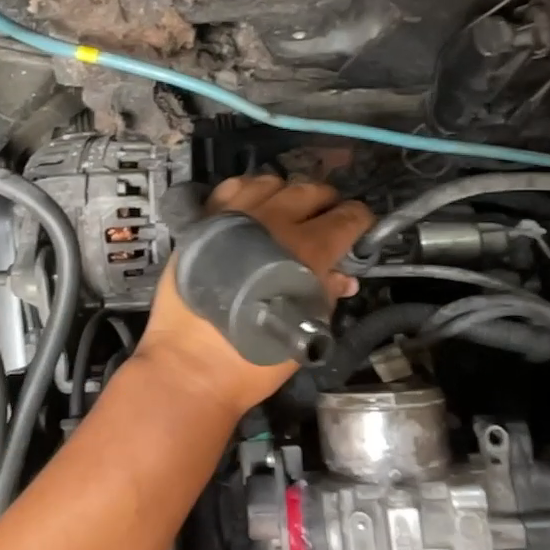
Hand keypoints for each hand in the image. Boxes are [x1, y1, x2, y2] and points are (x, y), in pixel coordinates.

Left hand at [131, 176, 371, 416]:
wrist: (189, 366)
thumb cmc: (253, 359)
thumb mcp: (306, 332)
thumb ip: (327, 295)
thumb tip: (342, 276)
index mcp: (306, 250)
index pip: (346, 217)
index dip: (359, 220)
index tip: (361, 227)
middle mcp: (273, 222)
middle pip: (310, 191)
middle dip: (327, 201)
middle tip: (328, 218)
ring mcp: (235, 217)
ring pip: (270, 182)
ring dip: (286, 193)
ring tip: (288, 211)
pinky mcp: (204, 221)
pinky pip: (231, 188)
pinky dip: (248, 191)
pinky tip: (251, 207)